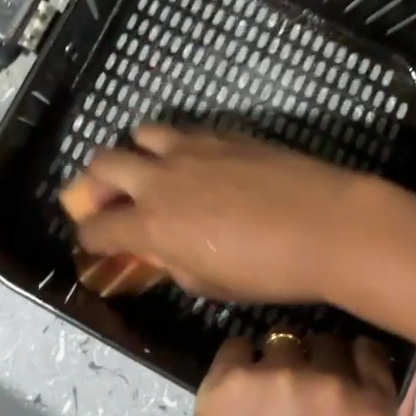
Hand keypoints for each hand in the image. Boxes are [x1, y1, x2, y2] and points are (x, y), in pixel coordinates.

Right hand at [73, 125, 376, 301]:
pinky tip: (195, 163)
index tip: (93, 241)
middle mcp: (161, 178)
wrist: (326, 224)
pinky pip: (183, 130)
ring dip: (136, 152)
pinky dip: (175, 145)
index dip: (89, 237)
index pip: (98, 227)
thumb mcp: (210, 285)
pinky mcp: (222, 132)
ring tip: (151, 170)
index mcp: (153, 224)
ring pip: (141, 133)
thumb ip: (174, 264)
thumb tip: (162, 251)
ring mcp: (191, 148)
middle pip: (103, 163)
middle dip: (96, 182)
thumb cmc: (268, 270)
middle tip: (108, 198)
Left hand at [177, 331, 415, 415]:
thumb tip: (415, 363)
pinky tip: (237, 398)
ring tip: (265, 400)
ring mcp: (278, 375)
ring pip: (280, 340)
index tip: (341, 371)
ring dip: (275, 362)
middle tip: (299, 395)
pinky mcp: (231, 375)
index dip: (352, 360)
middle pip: (323, 343)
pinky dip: (237, 365)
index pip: (368, 352)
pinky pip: (238, 346)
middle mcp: (329, 383)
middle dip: (314, 362)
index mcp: (371, 412)